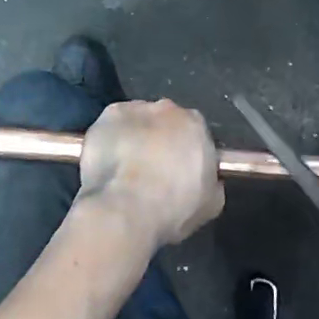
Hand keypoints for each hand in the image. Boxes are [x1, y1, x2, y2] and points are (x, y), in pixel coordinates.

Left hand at [77, 100, 224, 248]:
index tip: (177, 172)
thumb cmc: (173, 207)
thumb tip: (209, 181)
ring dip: (134, 140)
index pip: (194, 132)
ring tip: (124, 172)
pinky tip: (107, 166)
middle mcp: (167, 109)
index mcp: (196, 125)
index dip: (185, 152)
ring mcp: (134, 110)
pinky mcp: (107, 117)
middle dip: (159, 142)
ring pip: (136, 122)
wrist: (126, 209)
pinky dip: (109, 141)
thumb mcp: (210, 204)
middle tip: (151, 172)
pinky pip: (110, 127)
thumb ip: (212, 183)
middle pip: (164, 122)